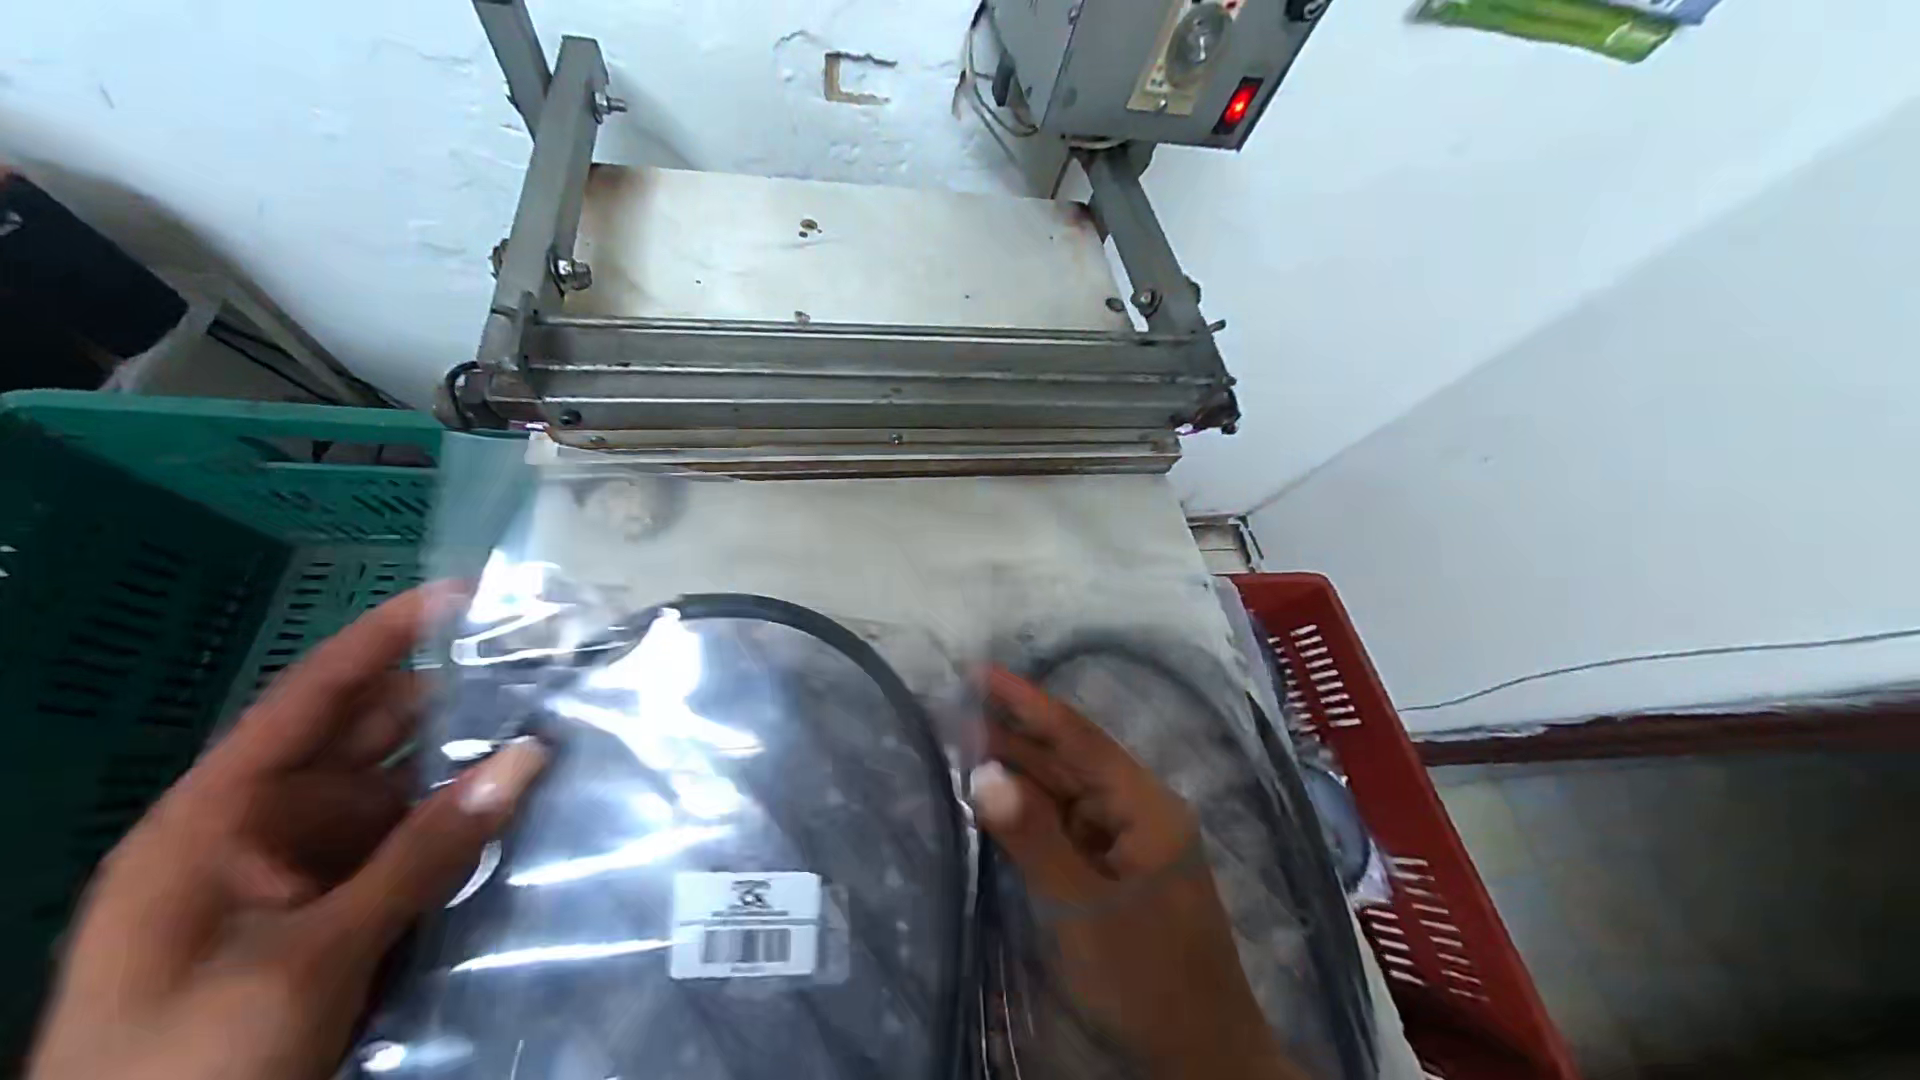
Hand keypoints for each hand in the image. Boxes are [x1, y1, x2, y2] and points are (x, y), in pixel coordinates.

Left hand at [28, 585, 548, 1079]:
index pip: (314, 697)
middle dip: (458, 700)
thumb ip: (425, 853)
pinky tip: (529, 808)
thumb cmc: (182, 1068)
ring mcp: (311, 869)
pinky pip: (423, 842)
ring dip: (476, 765)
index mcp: (220, 817)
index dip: (386, 637)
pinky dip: (472, 822)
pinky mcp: (348, 906)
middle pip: (375, 736)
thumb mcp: (307, 960)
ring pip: (410, 790)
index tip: (465, 594)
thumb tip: (531, 755)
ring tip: (559, 731)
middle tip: (548, 673)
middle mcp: (269, 826)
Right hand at [973, 668, 1302, 1079]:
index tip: (980, 672)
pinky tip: (989, 799)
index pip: (1077, 737)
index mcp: (1144, 806)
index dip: (1027, 702)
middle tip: (950, 709)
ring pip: (1059, 792)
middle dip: (1011, 735)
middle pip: (1065, 760)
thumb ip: (1033, 837)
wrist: (1201, 1059)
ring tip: (957, 746)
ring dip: (1013, 772)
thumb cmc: (1147, 978)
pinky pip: (1060, 826)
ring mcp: (1121, 841)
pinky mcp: (1106, 868)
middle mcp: (1134, 810)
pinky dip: (1024, 813)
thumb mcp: (1083, 908)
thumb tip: (982, 773)